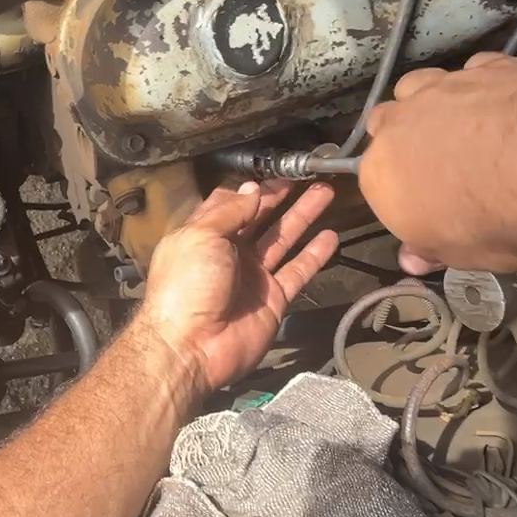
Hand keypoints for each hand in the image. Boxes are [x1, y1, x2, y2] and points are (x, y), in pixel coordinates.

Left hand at [132, 180, 338, 394]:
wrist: (192, 346)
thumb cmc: (185, 287)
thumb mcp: (200, 236)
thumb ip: (229, 211)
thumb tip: (252, 190)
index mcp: (203, 237)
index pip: (229, 205)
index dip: (250, 189)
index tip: (272, 171)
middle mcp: (228, 254)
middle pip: (259, 219)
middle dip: (280, 197)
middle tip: (304, 175)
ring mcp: (252, 277)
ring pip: (282, 239)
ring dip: (303, 216)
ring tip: (325, 192)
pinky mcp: (273, 299)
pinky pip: (297, 272)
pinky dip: (314, 255)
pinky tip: (331, 236)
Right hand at [358, 51, 516, 274]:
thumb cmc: (491, 220)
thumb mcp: (458, 253)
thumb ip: (430, 248)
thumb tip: (413, 258)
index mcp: (379, 171)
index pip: (373, 177)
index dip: (396, 189)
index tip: (420, 204)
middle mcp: (401, 121)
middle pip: (386, 120)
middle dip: (402, 134)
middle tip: (435, 160)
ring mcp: (447, 86)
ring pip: (422, 84)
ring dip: (433, 101)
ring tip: (464, 125)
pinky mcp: (495, 64)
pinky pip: (479, 70)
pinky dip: (486, 84)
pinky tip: (509, 103)